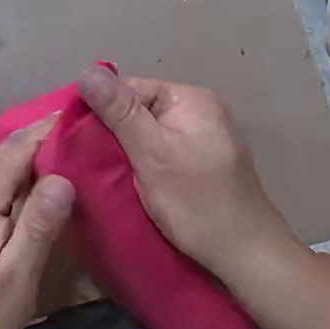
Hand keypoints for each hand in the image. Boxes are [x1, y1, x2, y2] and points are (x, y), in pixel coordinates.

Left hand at [0, 120, 75, 328]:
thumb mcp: (17, 274)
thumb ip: (38, 224)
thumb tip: (63, 178)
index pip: (18, 148)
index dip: (49, 128)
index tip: (84, 115)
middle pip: (10, 150)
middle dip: (46, 134)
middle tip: (89, 127)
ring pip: (7, 164)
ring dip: (39, 151)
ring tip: (78, 145)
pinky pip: (4, 181)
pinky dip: (30, 172)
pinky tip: (52, 178)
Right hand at [77, 65, 295, 280]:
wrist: (247, 257)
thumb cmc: (197, 202)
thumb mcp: (152, 153)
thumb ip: (119, 111)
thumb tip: (86, 71)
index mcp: (190, 98)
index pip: (129, 88)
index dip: (102, 111)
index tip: (82, 142)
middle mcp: (199, 111)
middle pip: (138, 110)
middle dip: (114, 134)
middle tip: (94, 162)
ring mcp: (203, 138)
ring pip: (147, 134)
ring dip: (126, 152)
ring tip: (108, 173)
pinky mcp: (201, 164)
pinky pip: (161, 152)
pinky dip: (144, 164)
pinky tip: (132, 182)